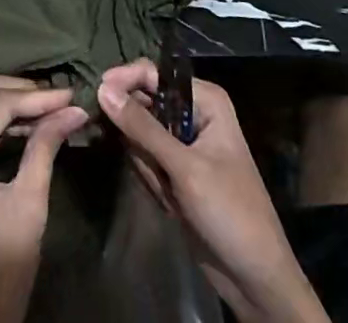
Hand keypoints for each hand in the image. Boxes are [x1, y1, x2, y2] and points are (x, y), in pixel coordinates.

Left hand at [0, 76, 88, 322]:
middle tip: (61, 99)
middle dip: (23, 91)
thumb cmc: (0, 266)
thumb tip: (75, 109)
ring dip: (13, 101)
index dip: (38, 97)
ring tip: (53, 108)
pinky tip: (32, 123)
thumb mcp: (29, 203)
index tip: (73, 96)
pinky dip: (2, 119)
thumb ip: (46, 147)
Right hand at [99, 61, 329, 322]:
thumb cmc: (228, 210)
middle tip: (151, 165)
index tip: (95, 93)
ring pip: (140, 136)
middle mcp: (193, 113)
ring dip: (147, 165)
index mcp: (205, 99)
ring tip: (172, 192)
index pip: (154, 74)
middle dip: (137, 136)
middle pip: (143, 103)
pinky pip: (146, 160)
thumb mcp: (184, 167)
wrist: (252, 273)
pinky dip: (150, 180)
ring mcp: (183, 143)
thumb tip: (103, 89)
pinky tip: (171, 202)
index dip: (124, 79)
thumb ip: (142, 127)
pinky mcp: (174, 169)